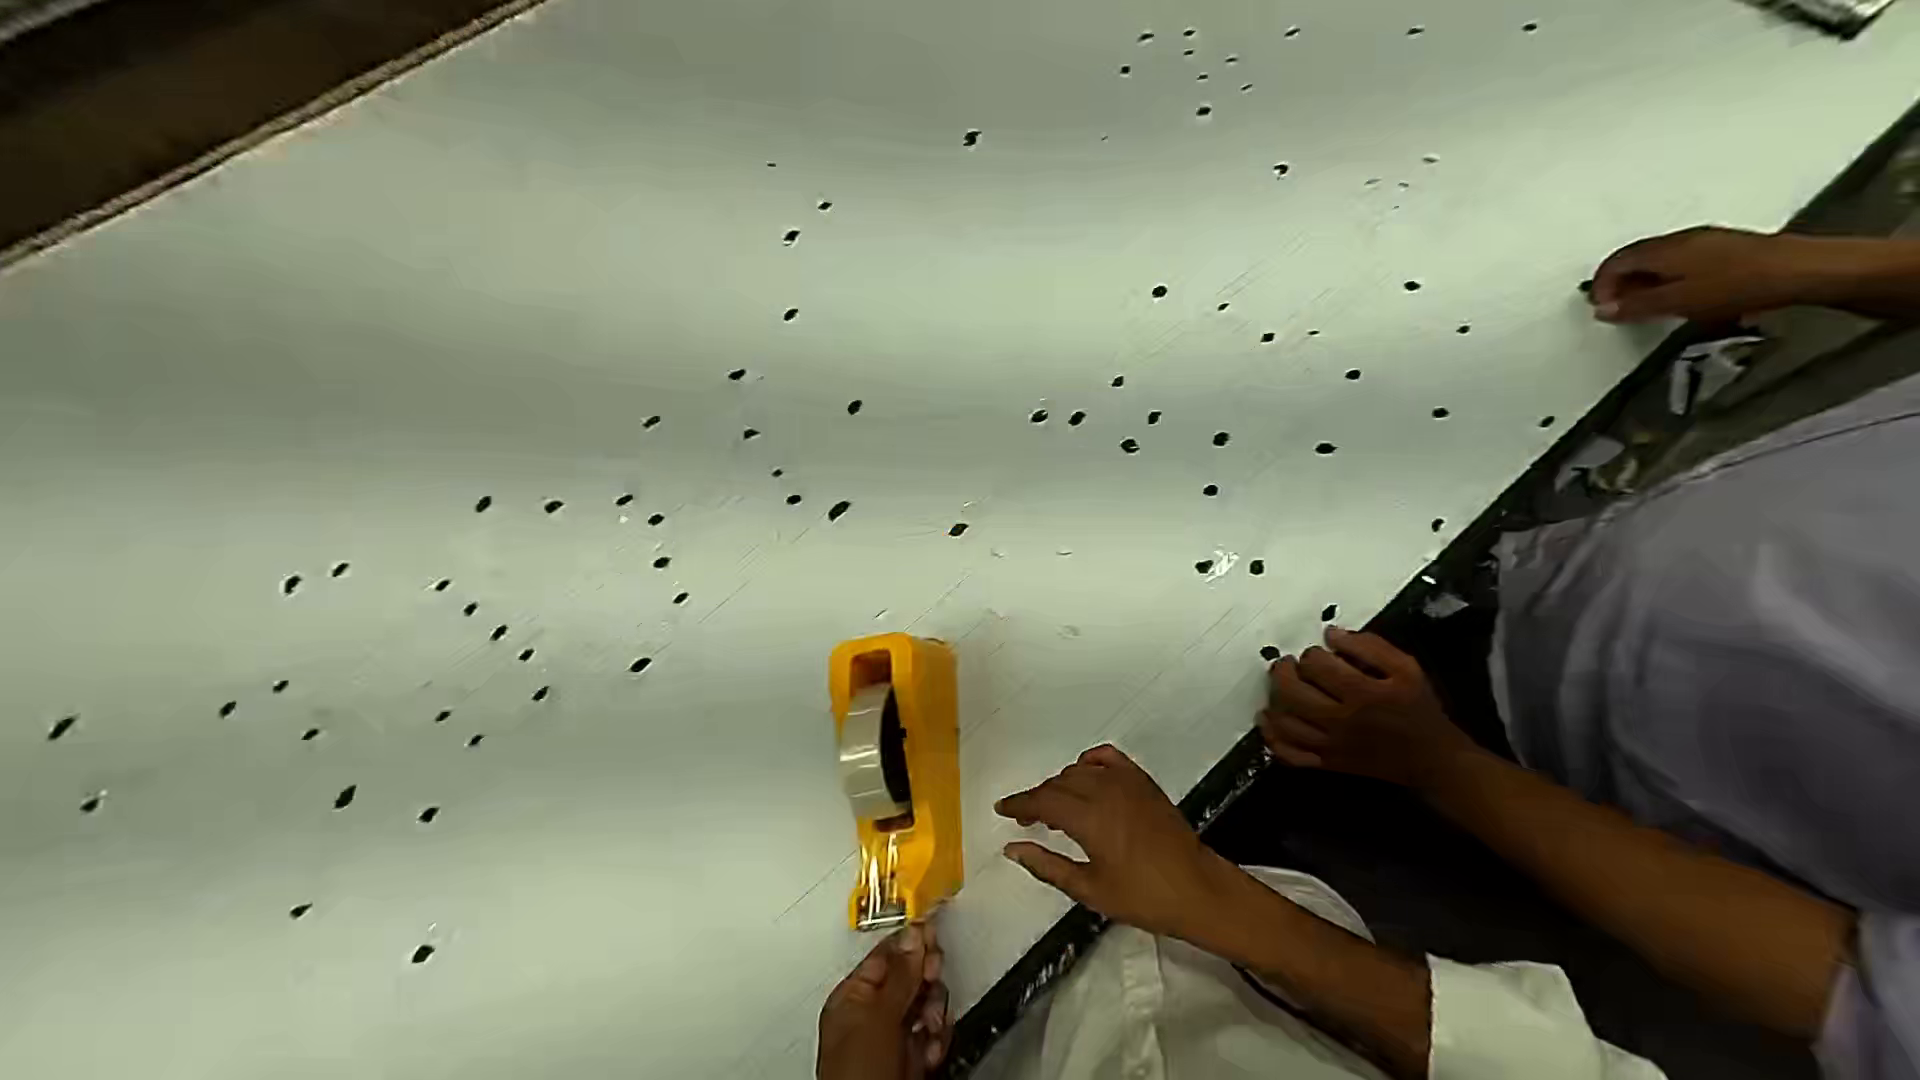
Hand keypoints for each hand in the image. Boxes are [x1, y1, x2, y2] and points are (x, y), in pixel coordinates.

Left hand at [816, 923, 949, 1079]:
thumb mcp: (878, 1017)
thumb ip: (900, 974)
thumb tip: (913, 934)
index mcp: (852, 998)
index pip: (886, 955)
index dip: (910, 940)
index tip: (931, 928)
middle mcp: (871, 1016)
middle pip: (909, 978)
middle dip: (926, 978)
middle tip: (933, 978)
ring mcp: (892, 1041)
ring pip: (926, 1005)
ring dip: (935, 1010)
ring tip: (930, 1025)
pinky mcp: (911, 1063)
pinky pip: (933, 1035)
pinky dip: (938, 1038)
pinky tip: (932, 1047)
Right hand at [994, 744, 1231, 940]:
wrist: (1197, 890)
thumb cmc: (1143, 897)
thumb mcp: (1090, 890)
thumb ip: (1048, 866)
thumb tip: (1013, 848)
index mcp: (1089, 818)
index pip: (1042, 802)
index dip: (1019, 804)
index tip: (1002, 809)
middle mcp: (1104, 791)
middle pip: (1057, 784)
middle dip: (1038, 799)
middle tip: (1027, 819)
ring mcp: (1126, 782)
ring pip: (1078, 771)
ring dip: (1061, 785)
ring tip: (1057, 809)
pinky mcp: (1142, 780)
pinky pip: (1107, 757)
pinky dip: (1090, 762)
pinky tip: (1086, 775)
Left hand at [1260, 627, 1475, 788]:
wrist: (1433, 760)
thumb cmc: (1418, 709)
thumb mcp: (1407, 669)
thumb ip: (1369, 646)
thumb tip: (1332, 634)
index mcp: (1363, 694)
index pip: (1317, 667)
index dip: (1311, 654)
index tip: (1317, 654)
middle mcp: (1342, 720)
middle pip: (1292, 693)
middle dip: (1283, 672)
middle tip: (1287, 664)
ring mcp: (1331, 745)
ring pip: (1286, 723)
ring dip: (1273, 701)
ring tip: (1278, 689)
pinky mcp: (1327, 764)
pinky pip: (1290, 754)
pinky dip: (1273, 738)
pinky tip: (1269, 720)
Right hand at [1588, 225, 1855, 323]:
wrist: (1805, 271)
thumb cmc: (1737, 285)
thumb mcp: (1676, 302)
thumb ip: (1634, 307)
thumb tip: (1603, 310)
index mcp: (1663, 250)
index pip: (1615, 263)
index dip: (1601, 285)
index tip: (1601, 308)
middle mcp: (1681, 239)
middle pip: (1634, 258)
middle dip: (1619, 283)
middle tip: (1618, 308)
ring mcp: (1706, 241)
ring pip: (1657, 259)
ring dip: (1643, 281)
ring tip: (1646, 305)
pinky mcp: (1725, 248)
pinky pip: (1680, 260)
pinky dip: (1666, 277)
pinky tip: (1676, 294)